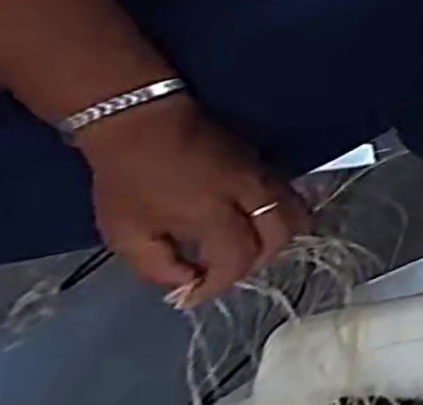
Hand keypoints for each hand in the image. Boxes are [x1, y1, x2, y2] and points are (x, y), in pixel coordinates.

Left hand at [76, 97, 309, 307]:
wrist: (149, 127)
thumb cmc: (130, 183)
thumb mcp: (125, 235)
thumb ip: (156, 267)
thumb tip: (188, 283)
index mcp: (213, 213)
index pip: (239, 259)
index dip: (218, 285)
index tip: (194, 294)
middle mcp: (250, 193)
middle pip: (282, 235)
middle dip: (258, 261)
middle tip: (225, 269)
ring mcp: (264, 174)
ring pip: (297, 212)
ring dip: (276, 237)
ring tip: (245, 247)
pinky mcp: (267, 163)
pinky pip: (289, 196)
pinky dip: (278, 216)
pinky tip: (251, 223)